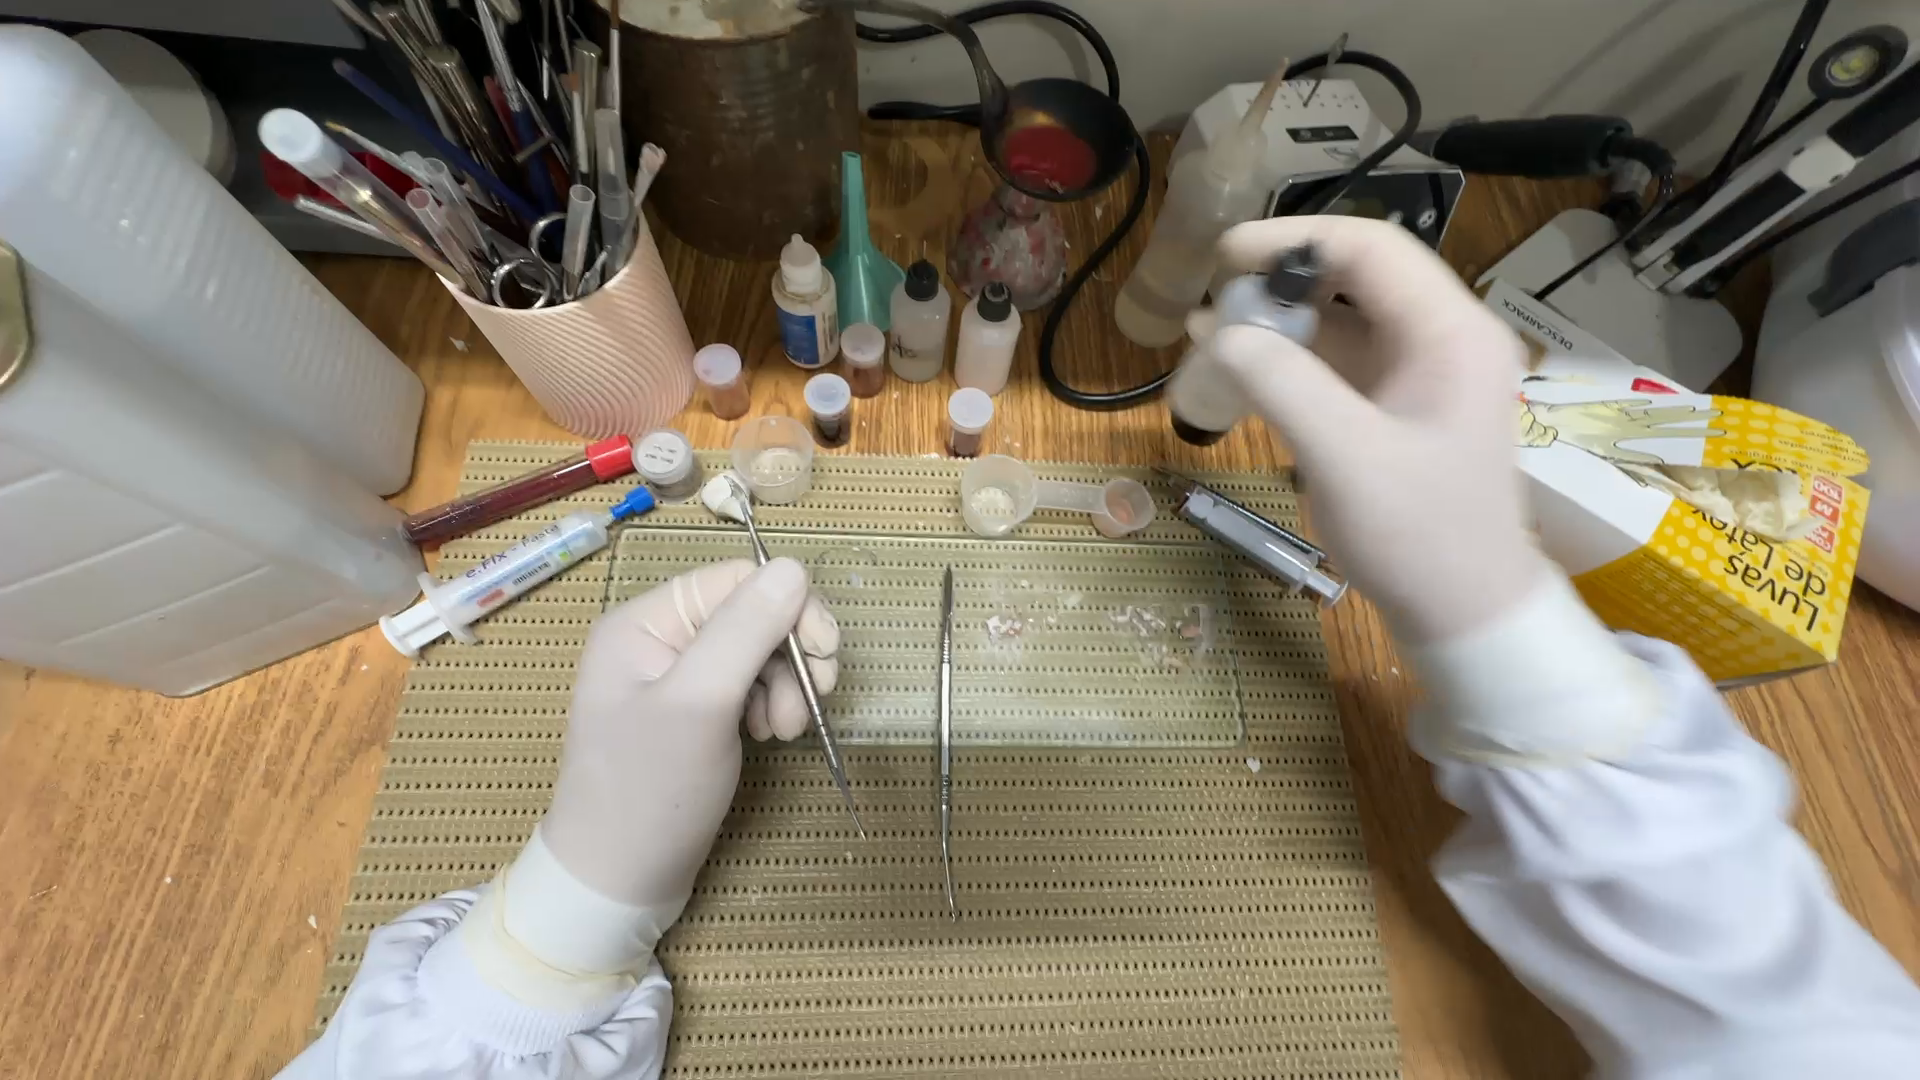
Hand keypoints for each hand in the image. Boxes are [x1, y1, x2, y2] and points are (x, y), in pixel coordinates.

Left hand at [540, 558, 838, 914]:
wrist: (616, 886)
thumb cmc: (650, 792)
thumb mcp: (700, 704)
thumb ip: (746, 630)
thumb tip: (795, 567)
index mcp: (646, 621)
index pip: (739, 580)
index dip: (790, 605)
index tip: (824, 652)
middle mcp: (662, 638)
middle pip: (755, 613)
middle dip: (793, 652)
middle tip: (818, 696)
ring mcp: (680, 675)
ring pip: (761, 649)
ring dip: (789, 683)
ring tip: (787, 730)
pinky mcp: (698, 709)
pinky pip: (753, 683)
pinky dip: (774, 703)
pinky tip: (772, 734)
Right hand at [1209, 216, 1544, 641]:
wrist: (1458, 605)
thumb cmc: (1416, 533)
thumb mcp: (1346, 457)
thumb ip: (1284, 385)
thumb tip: (1219, 333)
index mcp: (1449, 334)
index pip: (1370, 251)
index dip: (1294, 240)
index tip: (1224, 255)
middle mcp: (1436, 340)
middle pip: (1352, 281)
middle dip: (1279, 281)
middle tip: (1213, 297)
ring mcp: (1412, 376)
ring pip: (1338, 323)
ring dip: (1275, 322)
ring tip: (1210, 330)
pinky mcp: (1388, 408)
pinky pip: (1331, 365)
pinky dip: (1283, 361)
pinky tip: (1237, 368)